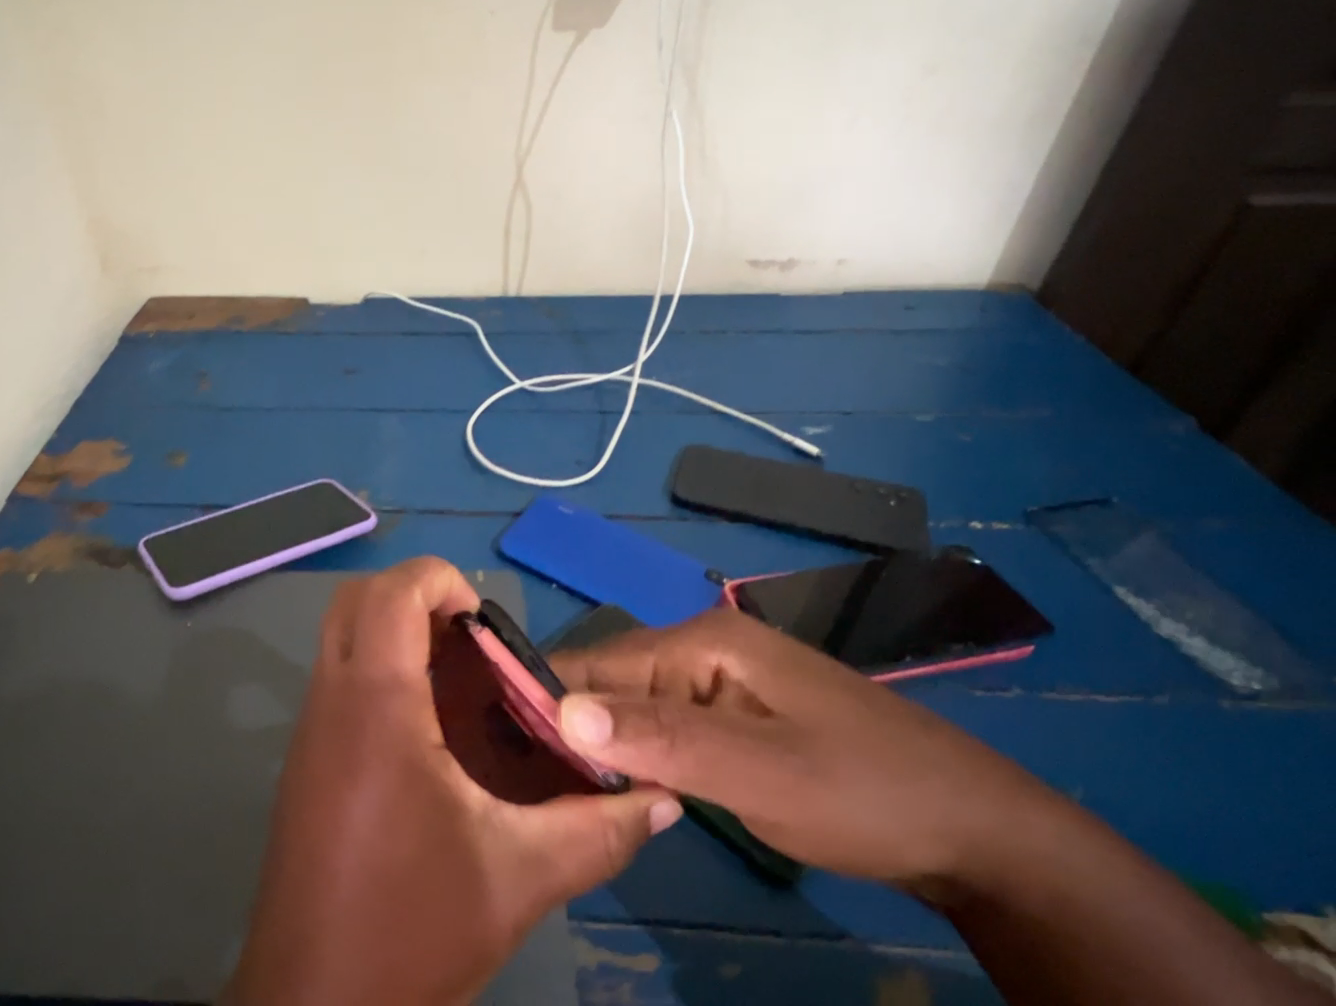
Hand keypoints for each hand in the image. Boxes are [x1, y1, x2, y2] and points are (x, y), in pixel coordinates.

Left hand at [225, 559, 682, 1005]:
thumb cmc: (412, 928)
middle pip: (353, 604)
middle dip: (413, 598)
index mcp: (376, 710)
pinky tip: (434, 737)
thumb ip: (596, 829)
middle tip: (475, 642)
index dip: (438, 580)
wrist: (316, 1004)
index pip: (389, 595)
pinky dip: (380, 677)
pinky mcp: (304, 766)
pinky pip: (338, 686)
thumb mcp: (519, 876)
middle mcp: (330, 706)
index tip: (486, 617)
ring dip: (395, 638)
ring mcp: (308, 736)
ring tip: (465, 686)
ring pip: (341, 644)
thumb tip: (663, 800)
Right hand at [549, 606, 1070, 892]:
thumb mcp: (759, 770)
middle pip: (609, 682)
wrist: (973, 831)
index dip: (543, 700)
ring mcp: (722, 684)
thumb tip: (560, 711)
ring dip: (597, 744)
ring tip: (547, 787)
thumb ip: (661, 738)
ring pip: (632, 709)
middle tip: (520, 782)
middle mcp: (705, 650)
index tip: (498, 748)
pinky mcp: (734, 719)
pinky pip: (663, 729)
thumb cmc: (863, 792)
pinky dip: (633, 755)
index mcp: (704, 642)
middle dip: (566, 726)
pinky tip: (610, 785)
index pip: (595, 662)